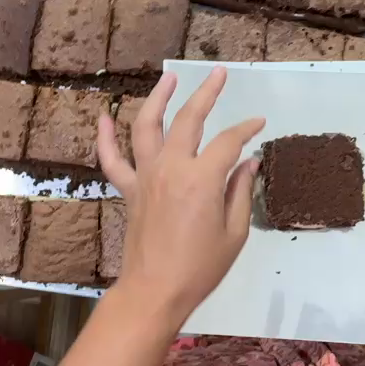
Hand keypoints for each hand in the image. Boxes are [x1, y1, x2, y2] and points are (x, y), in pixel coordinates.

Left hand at [96, 67, 264, 325]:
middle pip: (189, 119)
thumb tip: (248, 162)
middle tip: (219, 74)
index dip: (247, 130)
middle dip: (207, 93)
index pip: (229, 141)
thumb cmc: (201, 268)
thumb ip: (240, 192)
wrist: (155, 291)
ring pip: (147, 126)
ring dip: (158, 98)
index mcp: (202, 179)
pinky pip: (112, 160)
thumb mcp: (234, 233)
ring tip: (170, 78)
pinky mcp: (128, 190)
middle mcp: (171, 168)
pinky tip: (104, 117)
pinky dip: (105, 137)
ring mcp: (145, 176)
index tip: (259, 125)